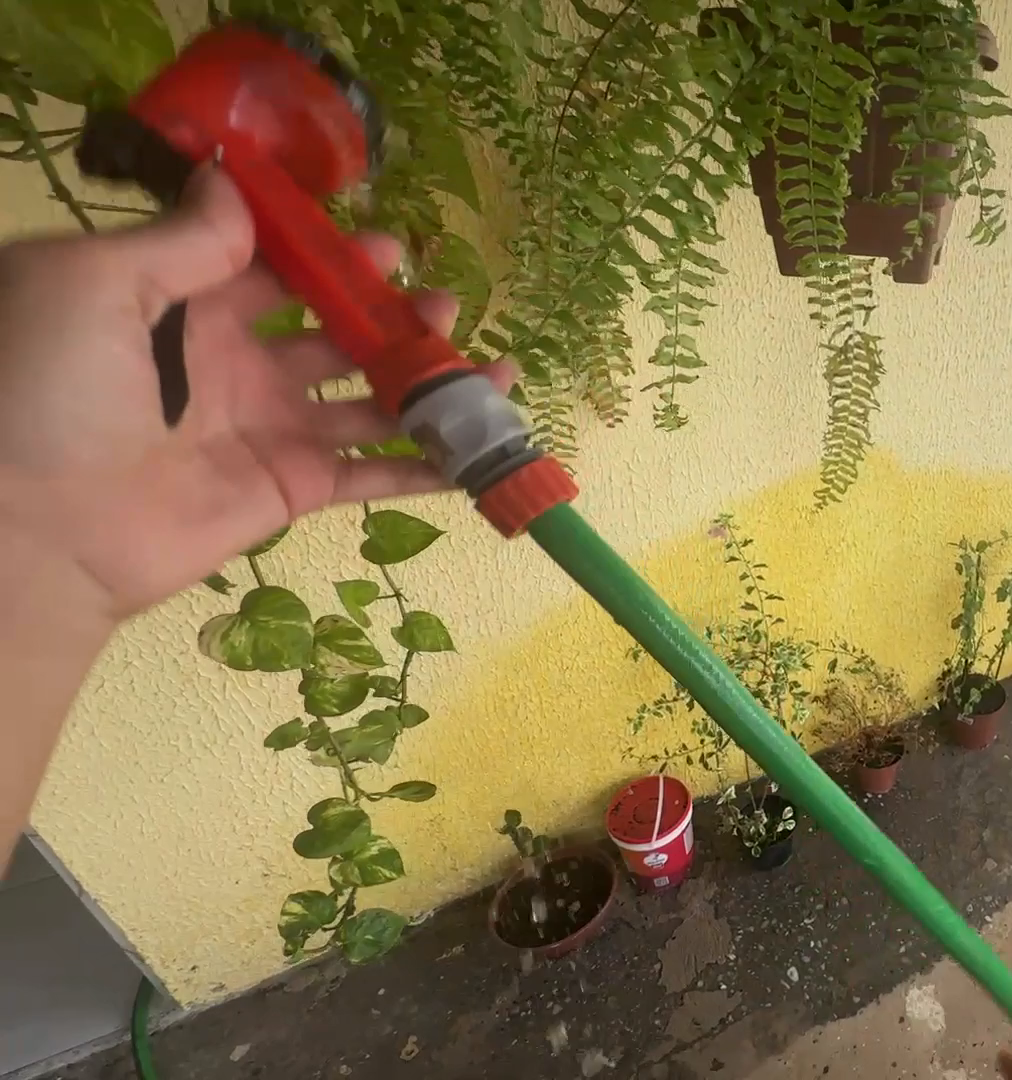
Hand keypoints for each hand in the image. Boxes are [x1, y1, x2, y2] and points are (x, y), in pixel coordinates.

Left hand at [0, 165, 511, 625]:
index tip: (388, 249)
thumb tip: (235, 185)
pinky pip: (380, 474)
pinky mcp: (301, 487)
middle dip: (398, 322)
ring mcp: (277, 431)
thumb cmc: (45, 388)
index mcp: (185, 314)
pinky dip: (433, 469)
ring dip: (434, 390)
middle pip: (340, 339)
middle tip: (447, 309)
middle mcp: (240, 369)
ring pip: (376, 404)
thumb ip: (180, 244)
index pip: (275, 276)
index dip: (332, 260)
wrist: (32, 527)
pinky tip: (482, 454)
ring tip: (496, 375)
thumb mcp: (89, 287)